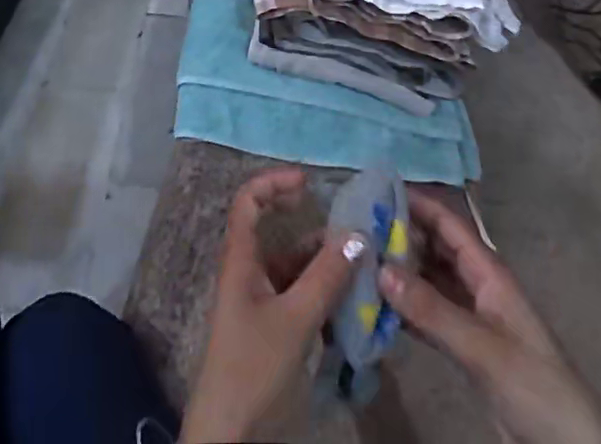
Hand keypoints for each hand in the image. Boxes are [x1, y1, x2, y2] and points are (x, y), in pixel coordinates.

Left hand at [181, 168, 362, 443]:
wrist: (232, 430)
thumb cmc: (253, 365)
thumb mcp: (294, 320)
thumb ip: (325, 278)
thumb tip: (357, 235)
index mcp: (241, 258)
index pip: (248, 202)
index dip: (273, 183)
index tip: (308, 181)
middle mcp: (250, 271)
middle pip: (277, 232)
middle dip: (312, 225)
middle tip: (351, 225)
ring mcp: (263, 299)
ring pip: (295, 266)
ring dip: (326, 261)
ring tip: (367, 262)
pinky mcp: (276, 327)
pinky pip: (303, 295)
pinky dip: (327, 291)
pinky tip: (359, 298)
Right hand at [378, 191, 600, 443]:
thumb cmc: (537, 387)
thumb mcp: (484, 347)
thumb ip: (431, 308)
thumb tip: (377, 266)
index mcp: (489, 273)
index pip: (447, 224)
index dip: (415, 202)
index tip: (373, 188)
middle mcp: (475, 285)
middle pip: (431, 247)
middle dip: (396, 233)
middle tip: (351, 226)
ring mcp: (468, 315)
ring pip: (425, 278)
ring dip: (394, 269)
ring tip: (353, 259)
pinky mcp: (460, 343)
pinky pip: (423, 311)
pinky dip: (399, 305)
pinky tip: (370, 302)